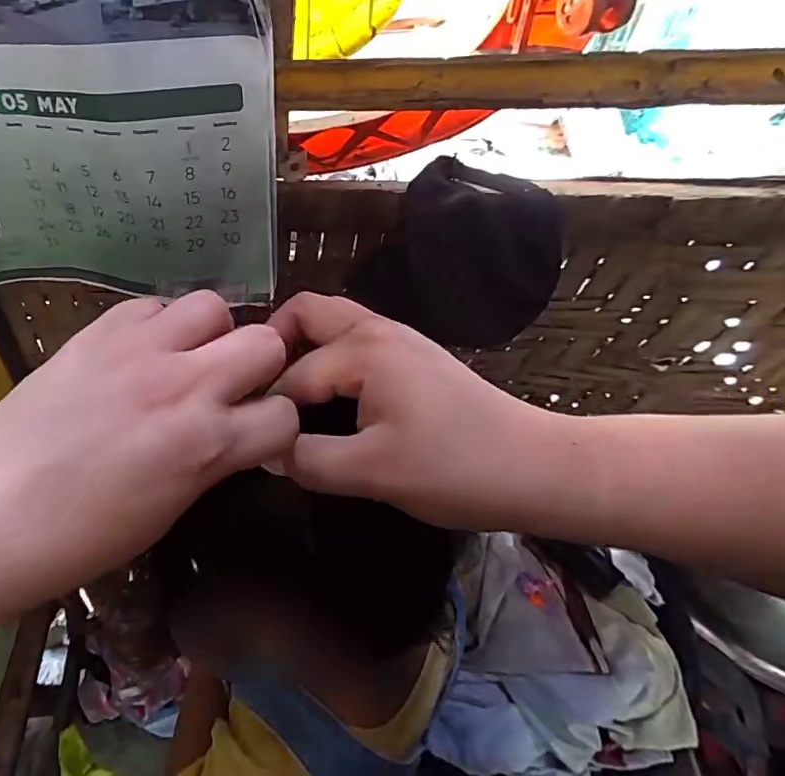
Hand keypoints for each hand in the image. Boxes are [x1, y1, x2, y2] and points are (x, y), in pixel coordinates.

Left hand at [0, 291, 295, 612]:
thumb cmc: (76, 537)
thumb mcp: (167, 509)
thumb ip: (211, 460)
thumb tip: (230, 434)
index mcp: (204, 445)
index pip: (284, 417)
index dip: (275, 427)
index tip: (255, 433)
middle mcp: (183, 385)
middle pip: (265, 342)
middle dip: (258, 366)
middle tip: (228, 387)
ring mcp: (140, 349)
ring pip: (213, 305)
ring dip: (210, 333)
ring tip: (184, 358)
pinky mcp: (100, 329)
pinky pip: (152, 304)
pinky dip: (157, 324)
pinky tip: (138, 351)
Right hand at [267, 293, 563, 531]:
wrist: (535, 467)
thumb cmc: (455, 468)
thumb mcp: (373, 473)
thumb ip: (308, 460)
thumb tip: (265, 453)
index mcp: (364, 349)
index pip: (293, 374)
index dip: (267, 409)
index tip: (249, 440)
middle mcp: (377, 329)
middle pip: (307, 311)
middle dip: (274, 343)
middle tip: (258, 392)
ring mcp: (398, 338)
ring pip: (332, 322)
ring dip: (302, 348)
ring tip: (286, 397)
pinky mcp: (411, 355)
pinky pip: (353, 340)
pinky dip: (328, 356)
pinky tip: (327, 399)